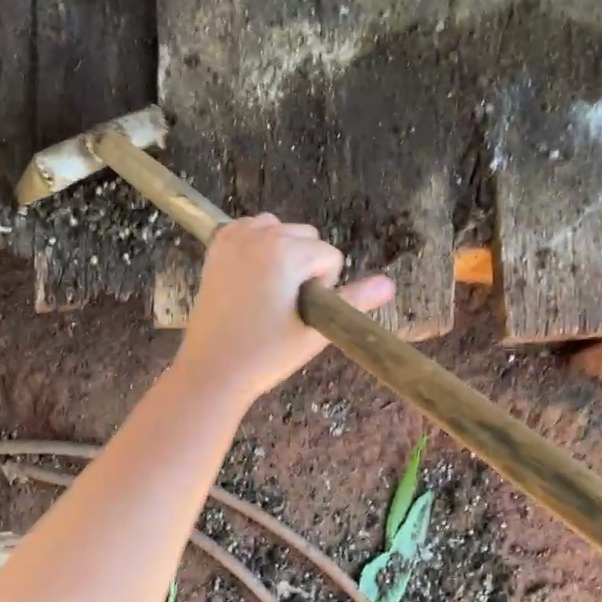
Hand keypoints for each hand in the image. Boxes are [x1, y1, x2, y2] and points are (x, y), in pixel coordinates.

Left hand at [174, 214, 395, 401]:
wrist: (211, 372)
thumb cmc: (263, 356)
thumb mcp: (313, 331)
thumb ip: (353, 301)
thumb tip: (390, 285)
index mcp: (285, 251)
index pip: (329, 256)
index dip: (322, 287)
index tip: (296, 314)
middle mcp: (258, 236)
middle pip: (306, 237)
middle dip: (302, 267)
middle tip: (279, 308)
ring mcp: (233, 240)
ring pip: (279, 229)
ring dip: (282, 254)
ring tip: (266, 294)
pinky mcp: (215, 250)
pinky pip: (248, 230)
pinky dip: (256, 245)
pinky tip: (251, 276)